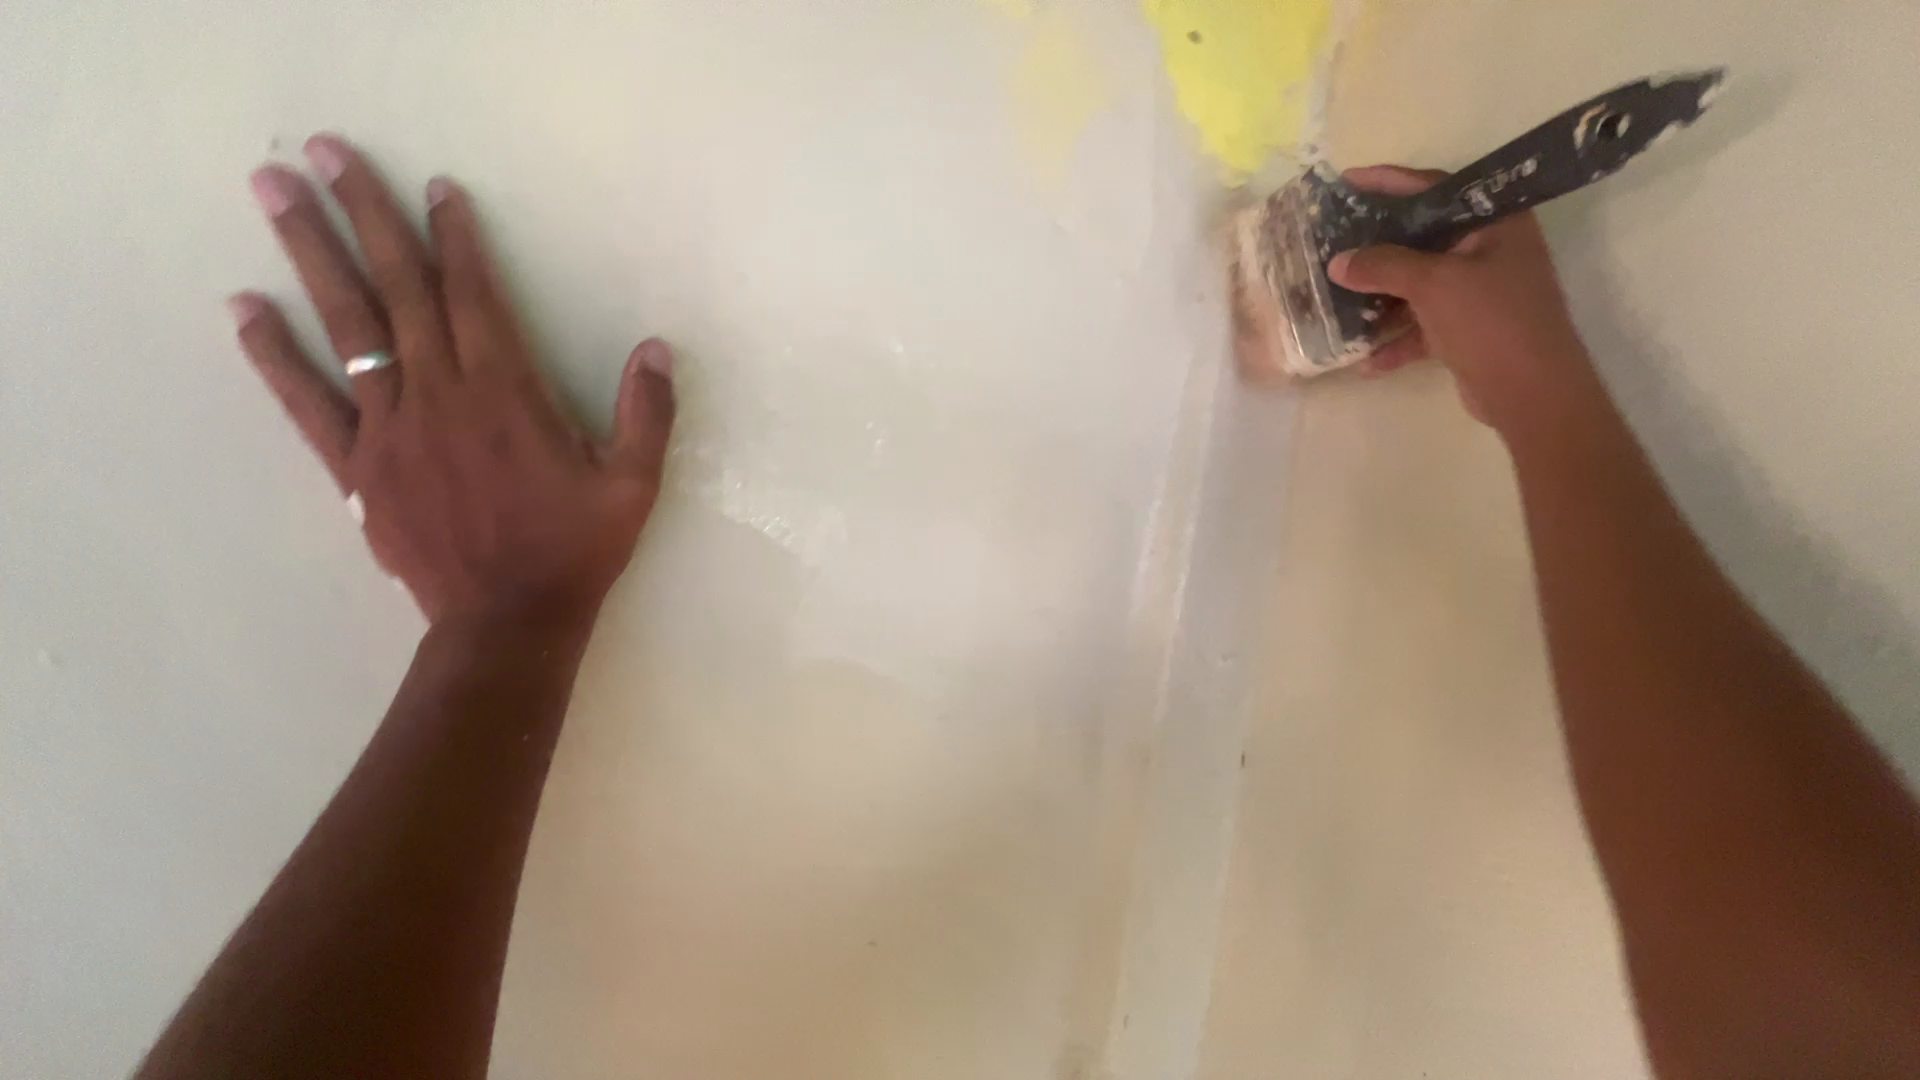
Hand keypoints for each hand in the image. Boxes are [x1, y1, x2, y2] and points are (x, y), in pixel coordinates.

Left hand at [230, 134, 674, 624]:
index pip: (475, 297)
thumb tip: (657, 350)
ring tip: (275, 192)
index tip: (436, 189)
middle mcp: (441, 396)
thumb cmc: (576, 548)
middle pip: (399, 292)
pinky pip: (308, 402)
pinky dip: (275, 355)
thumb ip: (648, 414)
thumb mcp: (634, 484)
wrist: (509, 618)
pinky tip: (246, 311)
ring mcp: (390, 429)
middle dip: (367, 217)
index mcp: (508, 395)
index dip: (457, 239)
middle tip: (327, 152)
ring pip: (347, 329)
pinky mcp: (359, 466)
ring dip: (311, 256)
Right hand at [1328, 165, 1593, 434]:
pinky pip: (1419, 326)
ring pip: (1414, 285)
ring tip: (1335, 305)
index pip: (1434, 189)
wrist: (1531, 391)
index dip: (1388, 183)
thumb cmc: (1492, 321)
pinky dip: (1393, 342)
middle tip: (1331, 244)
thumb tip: (1338, 262)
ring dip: (1377, 299)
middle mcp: (1486, 250)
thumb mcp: (1434, 285)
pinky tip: (1365, 361)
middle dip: (1374, 248)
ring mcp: (1477, 292)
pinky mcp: (1465, 330)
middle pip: (1419, 239)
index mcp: (1493, 222)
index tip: (1345, 183)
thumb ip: (1383, 267)